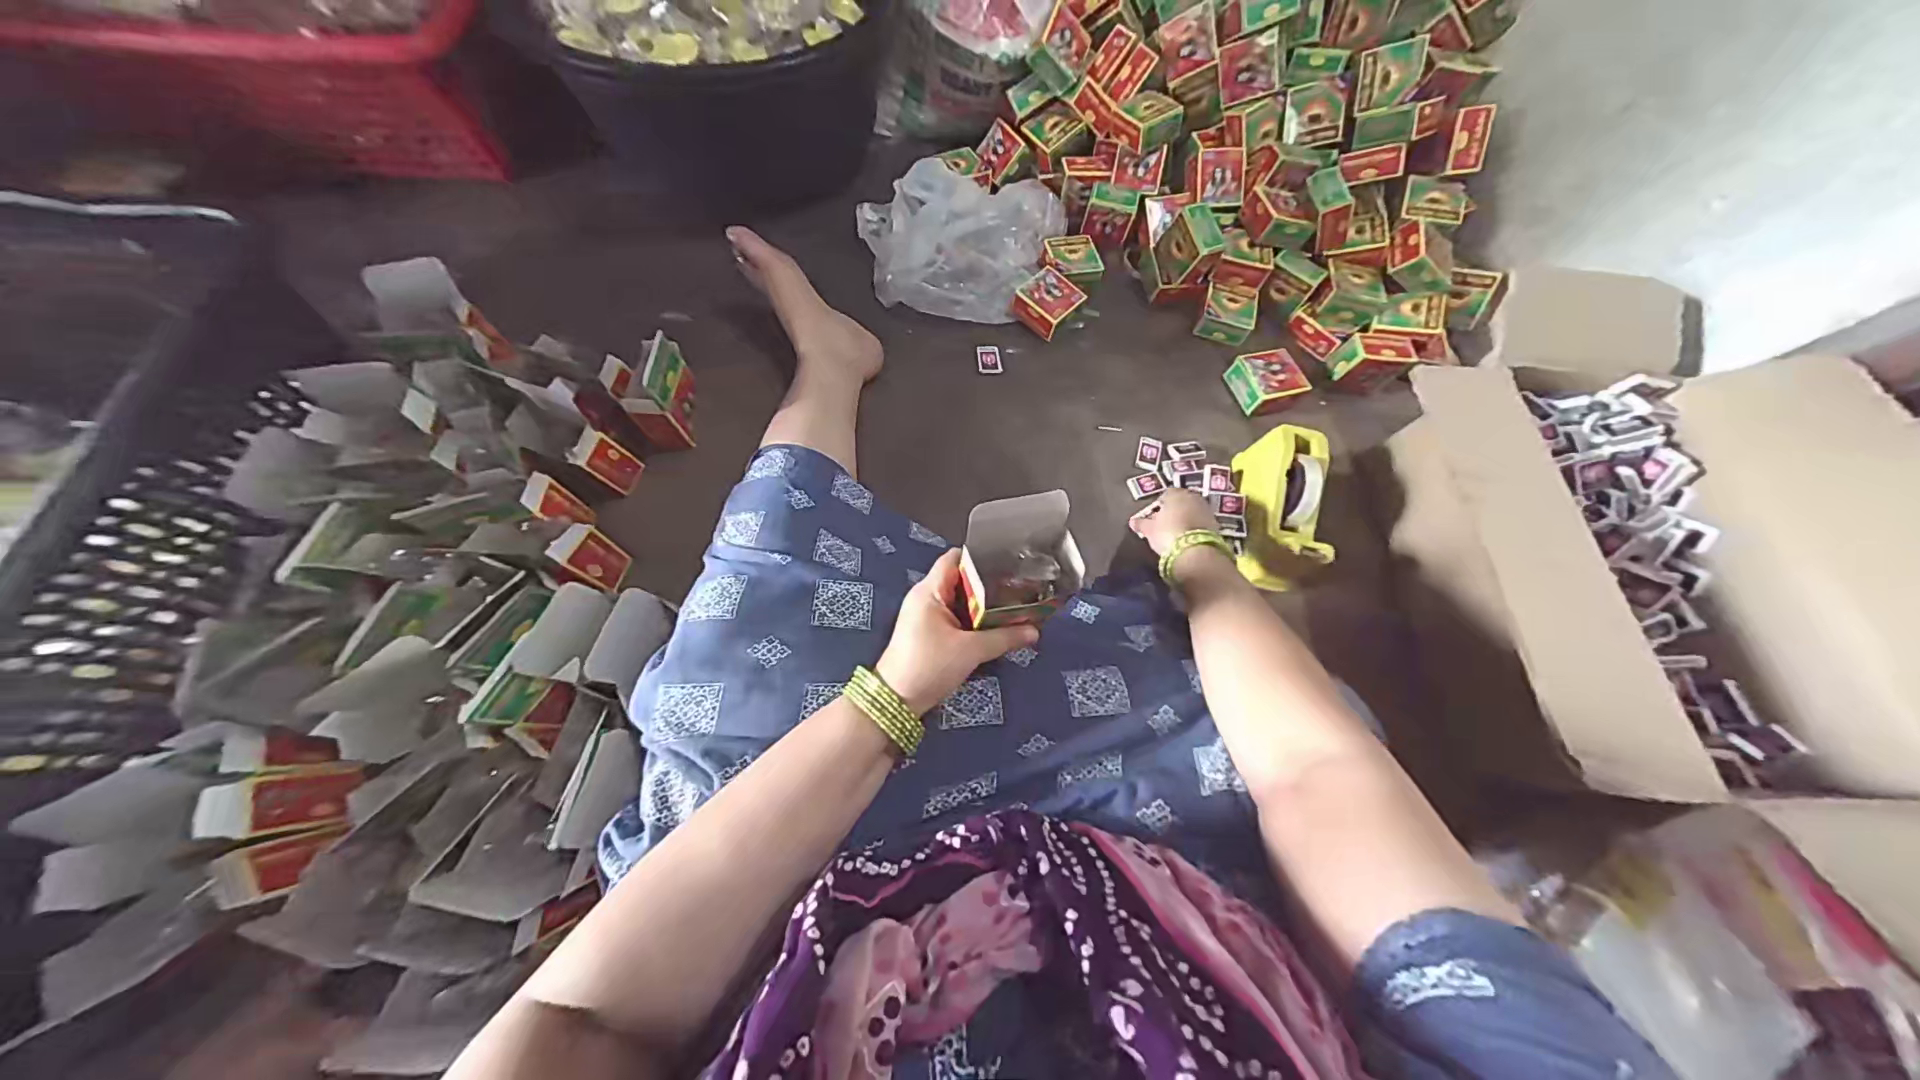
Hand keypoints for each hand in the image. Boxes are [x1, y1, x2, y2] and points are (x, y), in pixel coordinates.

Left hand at [875, 549, 1039, 713]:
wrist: (897, 700)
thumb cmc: (928, 667)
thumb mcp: (971, 651)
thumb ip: (1004, 637)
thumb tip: (1033, 631)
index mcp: (929, 591)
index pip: (954, 558)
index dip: (980, 557)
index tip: (1006, 564)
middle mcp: (924, 597)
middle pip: (960, 578)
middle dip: (987, 584)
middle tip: (1015, 589)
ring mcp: (924, 614)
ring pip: (958, 599)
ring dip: (981, 605)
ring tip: (1009, 607)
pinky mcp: (927, 631)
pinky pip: (953, 616)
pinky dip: (971, 619)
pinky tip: (991, 626)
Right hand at [1128, 489, 1220, 556]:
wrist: (1195, 552)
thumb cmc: (1167, 534)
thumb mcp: (1149, 530)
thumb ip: (1141, 524)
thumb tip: (1133, 521)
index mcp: (1175, 494)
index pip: (1164, 495)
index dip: (1158, 506)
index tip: (1153, 518)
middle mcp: (1193, 497)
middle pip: (1181, 502)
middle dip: (1174, 511)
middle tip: (1165, 525)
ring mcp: (1207, 510)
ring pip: (1192, 512)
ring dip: (1186, 519)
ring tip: (1176, 533)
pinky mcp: (1216, 524)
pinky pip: (1201, 523)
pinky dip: (1195, 528)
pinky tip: (1188, 538)